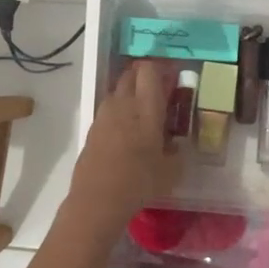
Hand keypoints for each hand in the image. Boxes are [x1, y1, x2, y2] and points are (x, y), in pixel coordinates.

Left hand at [63, 59, 183, 237]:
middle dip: (145, 76)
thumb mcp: (171, 170)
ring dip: (130, 93)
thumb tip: (174, 145)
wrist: (98, 198)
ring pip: (118, 90)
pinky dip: (119, 111)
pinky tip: (126, 131)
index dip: (161, 69)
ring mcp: (104, 114)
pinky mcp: (92, 128)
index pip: (149, 70)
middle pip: (131, 74)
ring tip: (143, 112)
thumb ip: (175, 152)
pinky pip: (108, 109)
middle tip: (159, 91)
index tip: (172, 78)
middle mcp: (123, 103)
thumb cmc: (140, 182)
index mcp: (146, 108)